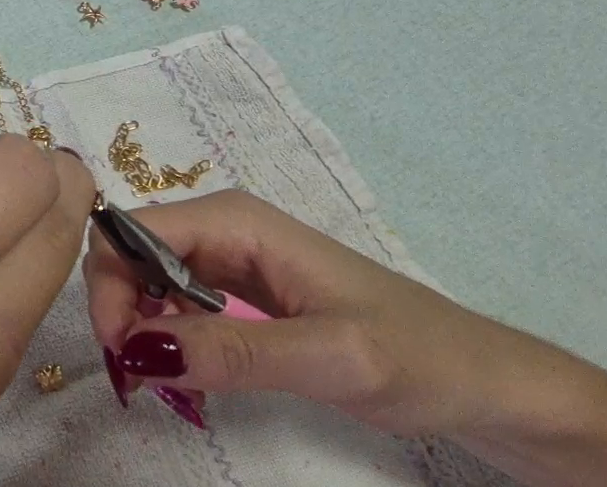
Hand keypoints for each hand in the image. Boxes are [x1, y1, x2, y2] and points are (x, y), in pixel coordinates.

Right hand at [85, 191, 606, 486]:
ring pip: (146, 279)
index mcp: (233, 218)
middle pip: (130, 252)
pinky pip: (175, 304)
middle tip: (137, 375)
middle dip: (119, 307)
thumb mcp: (333, 358)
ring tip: (163, 379)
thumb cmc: (424, 357)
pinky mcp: (238, 293)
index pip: (130, 230)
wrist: (498, 388)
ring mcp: (228, 260)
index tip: (121, 351)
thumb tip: (134, 350)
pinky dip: (166, 337)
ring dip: (140, 326)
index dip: (108, 282)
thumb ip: (233, 350)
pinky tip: (188, 370)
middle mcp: (221, 228)